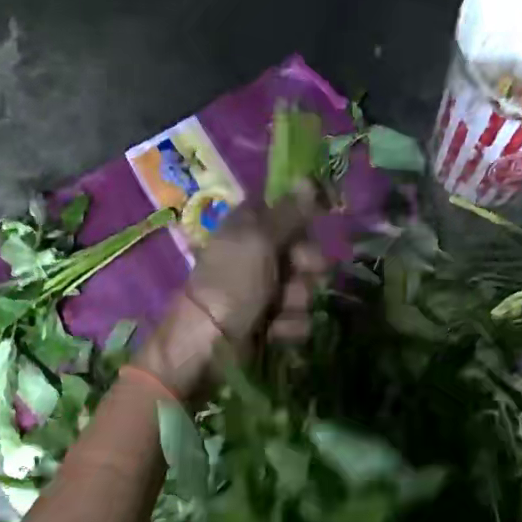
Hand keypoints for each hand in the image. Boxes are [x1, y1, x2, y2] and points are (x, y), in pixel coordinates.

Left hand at [135, 184, 329, 389]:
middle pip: (306, 254)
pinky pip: (300, 319)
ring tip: (276, 312)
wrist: (210, 343)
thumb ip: (289, 213)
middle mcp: (259, 256)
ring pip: (306, 290)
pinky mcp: (272, 322)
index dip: (303, 226)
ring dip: (296, 303)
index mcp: (249, 228)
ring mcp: (266, 291)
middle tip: (293, 278)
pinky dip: (289, 327)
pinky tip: (273, 331)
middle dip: (306, 271)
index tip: (311, 232)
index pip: (290, 215)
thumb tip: (310, 178)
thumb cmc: (231, 283)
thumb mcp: (260, 241)